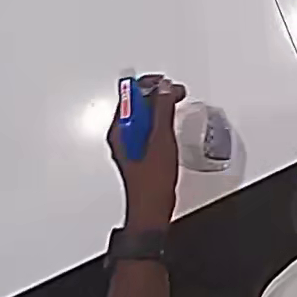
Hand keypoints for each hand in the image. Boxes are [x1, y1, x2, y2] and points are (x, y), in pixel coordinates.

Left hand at [109, 75, 185, 230]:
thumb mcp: (161, 140)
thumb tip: (163, 88)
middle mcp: (121, 134)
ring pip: (141, 114)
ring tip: (175, 103)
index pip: (130, 94)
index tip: (166, 83)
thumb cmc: (152, 182)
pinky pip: (144, 127)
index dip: (149, 84)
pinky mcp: (136, 152)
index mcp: (121, 129)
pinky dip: (157, 119)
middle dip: (156, 93)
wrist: (150, 213)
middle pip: (135, 102)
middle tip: (174, 92)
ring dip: (158, 105)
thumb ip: (162, 110)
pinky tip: (169, 122)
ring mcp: (128, 144)